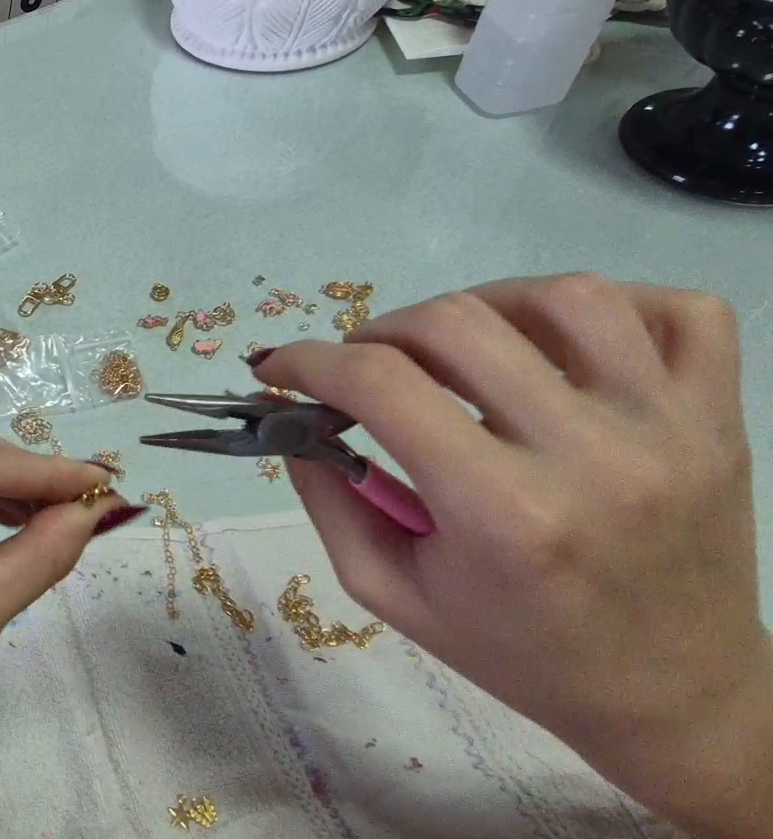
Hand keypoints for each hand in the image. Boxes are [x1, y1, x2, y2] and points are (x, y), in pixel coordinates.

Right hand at [253, 274, 770, 838]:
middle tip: (358, 367)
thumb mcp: (385, 589)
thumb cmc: (515, 651)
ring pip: (565, 297)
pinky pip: (680, 312)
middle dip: (375, 332)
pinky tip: (553, 341)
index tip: (277, 368)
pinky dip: (608, 305)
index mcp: (502, 511)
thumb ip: (327, 495)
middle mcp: (594, 455)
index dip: (305, 360)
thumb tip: (293, 415)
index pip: (378, 383)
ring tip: (450, 343)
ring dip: (478, 303)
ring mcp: (672, 429)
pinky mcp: (720, 419)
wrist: (674, 700)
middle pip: (454, 323)